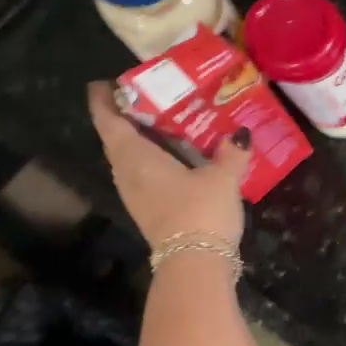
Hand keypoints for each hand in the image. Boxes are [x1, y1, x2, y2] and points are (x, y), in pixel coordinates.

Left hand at [86, 81, 249, 248]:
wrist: (195, 262)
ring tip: (165, 133)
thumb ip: (231, 155)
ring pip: (128, 160)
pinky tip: (175, 167)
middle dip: (128, 119)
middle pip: (115, 137)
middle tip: (151, 105)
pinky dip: (152, 166)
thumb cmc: (201, 211)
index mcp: (134, 154)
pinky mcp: (146, 212)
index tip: (111, 83)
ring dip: (140, 145)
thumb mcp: (222, 179)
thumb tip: (241, 135)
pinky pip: (142, 178)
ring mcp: (133, 194)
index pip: (106, 116)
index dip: (104, 97)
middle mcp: (125, 170)